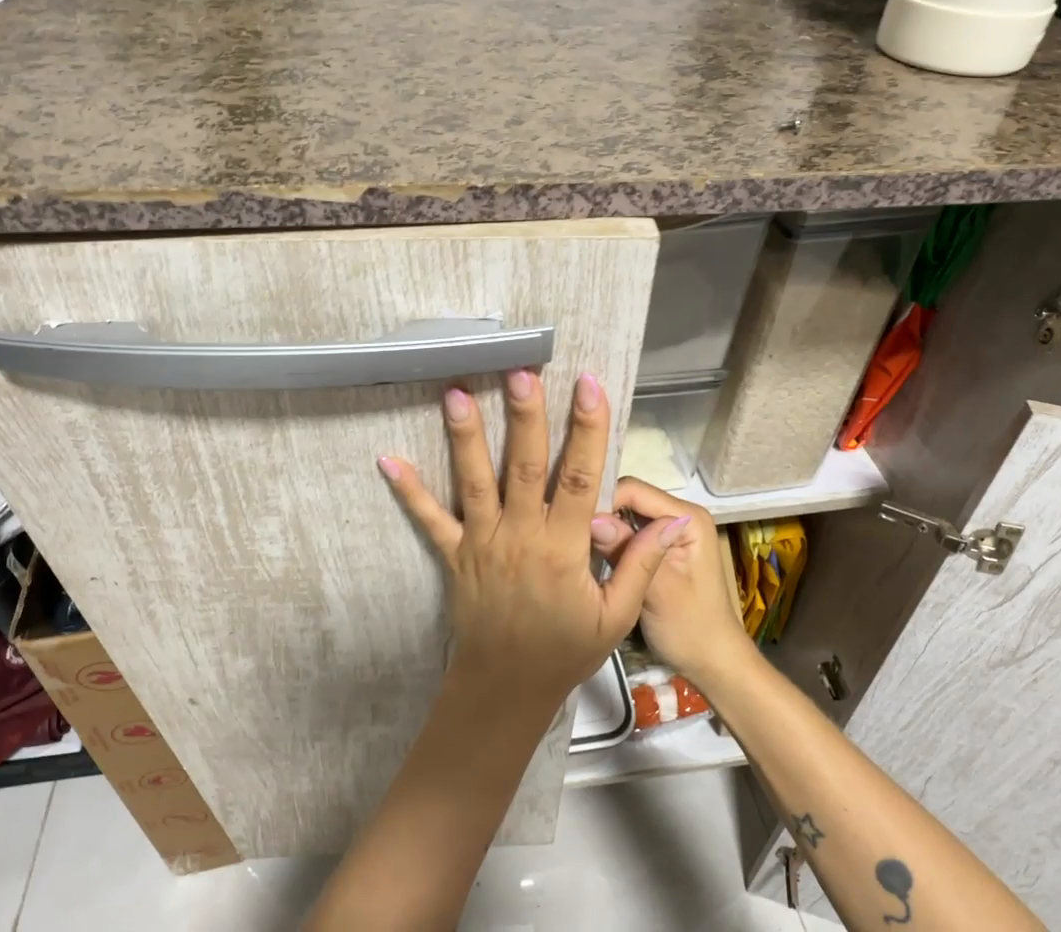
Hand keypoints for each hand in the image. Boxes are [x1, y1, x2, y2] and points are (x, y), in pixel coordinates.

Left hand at [378, 370, 685, 706]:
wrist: (507, 686)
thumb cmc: (565, 650)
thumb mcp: (616, 617)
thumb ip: (641, 565)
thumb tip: (672, 521)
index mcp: (564, 548)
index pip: (580, 478)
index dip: (587, 429)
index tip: (589, 386)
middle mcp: (521, 536)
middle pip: (525, 467)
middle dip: (525, 418)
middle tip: (519, 372)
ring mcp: (483, 544)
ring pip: (475, 482)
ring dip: (466, 437)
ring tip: (455, 394)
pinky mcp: (455, 557)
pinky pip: (430, 520)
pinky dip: (410, 491)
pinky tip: (388, 460)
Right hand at [587, 478, 752, 686]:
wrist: (711, 663)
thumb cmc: (690, 628)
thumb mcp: (659, 591)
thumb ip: (629, 552)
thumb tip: (590, 518)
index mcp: (687, 518)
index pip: (633, 491)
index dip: (602, 503)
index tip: (571, 527)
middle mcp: (678, 517)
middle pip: (626, 501)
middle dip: (599, 516)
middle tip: (567, 539)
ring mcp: (667, 533)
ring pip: (623, 518)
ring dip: (601, 531)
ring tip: (574, 548)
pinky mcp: (657, 550)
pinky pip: (626, 535)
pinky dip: (608, 544)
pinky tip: (589, 559)